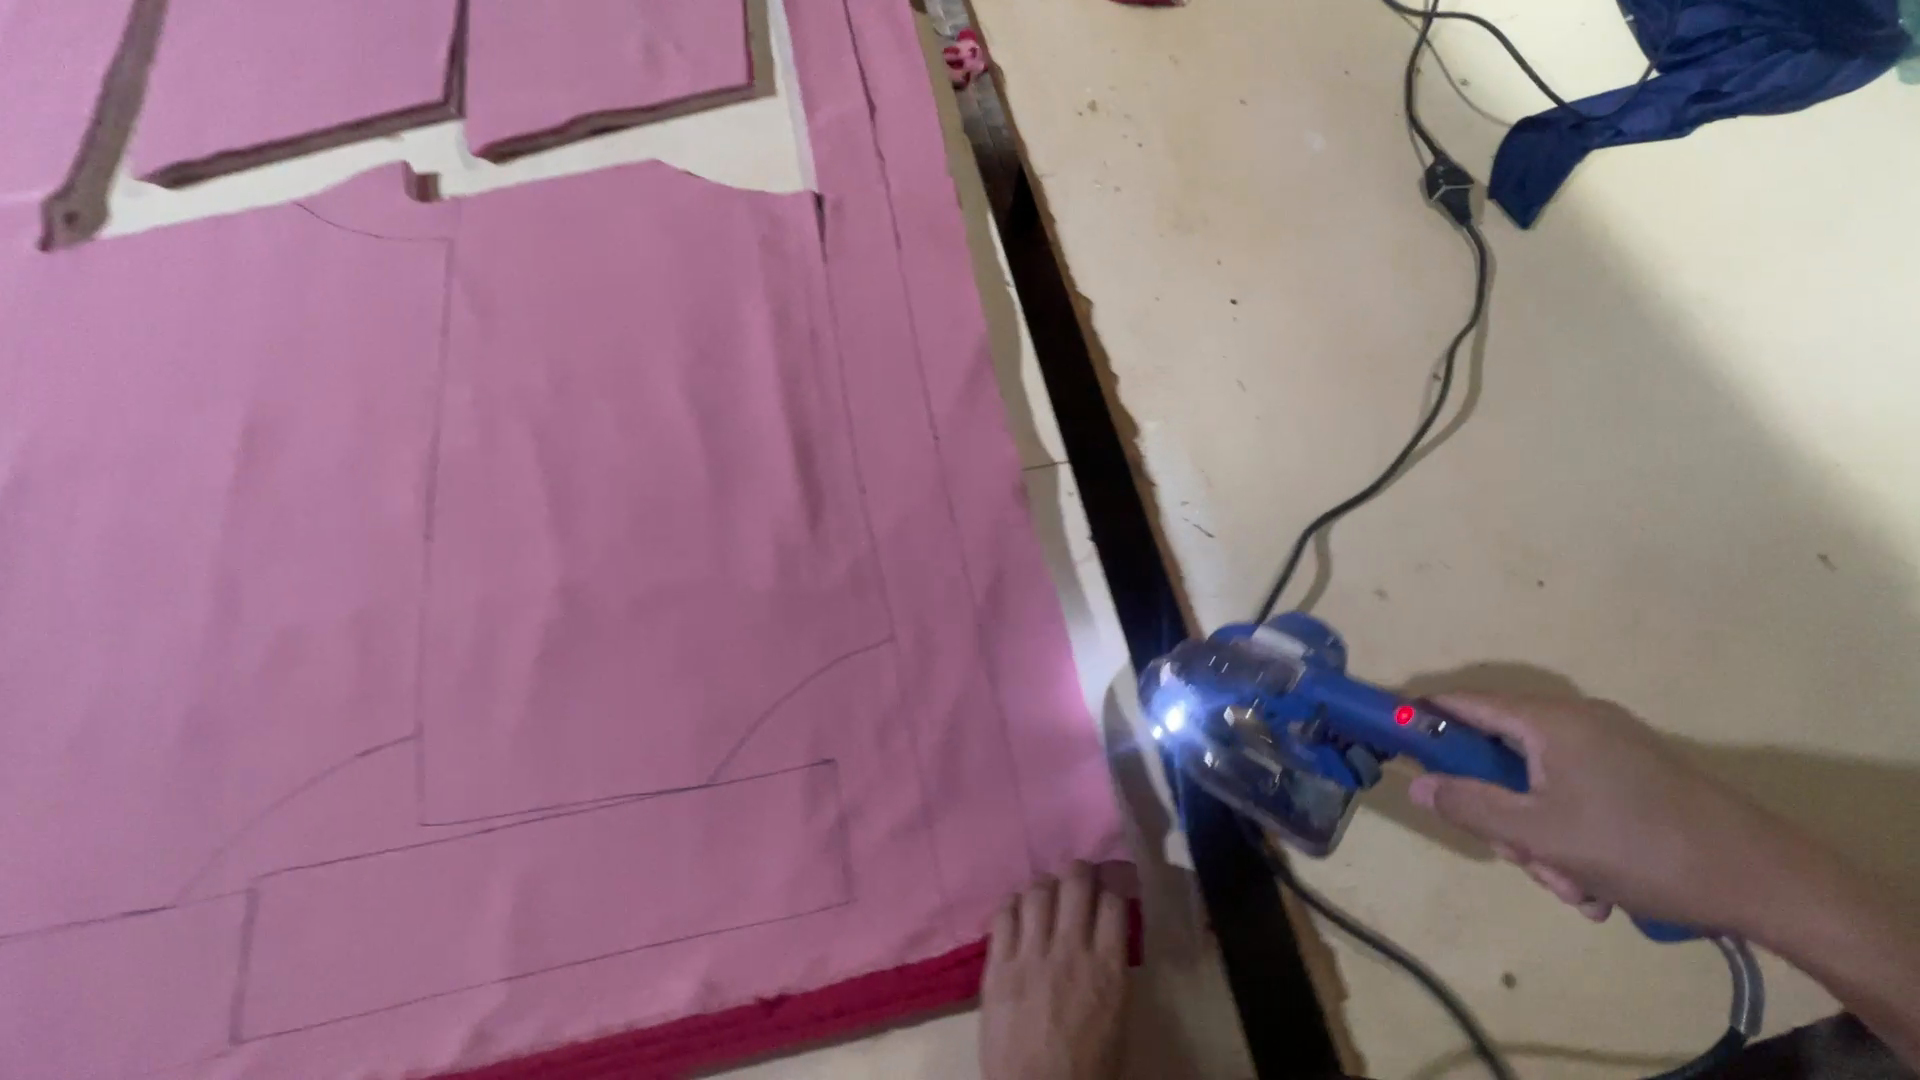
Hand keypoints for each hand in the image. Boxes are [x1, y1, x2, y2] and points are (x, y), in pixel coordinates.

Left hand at [979, 863, 1127, 1079]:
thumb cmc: (1088, 1071)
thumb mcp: (1117, 1020)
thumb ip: (1111, 971)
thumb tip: (1106, 937)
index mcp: (1108, 970)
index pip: (1114, 902)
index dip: (1115, 884)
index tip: (1112, 882)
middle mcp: (1071, 952)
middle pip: (1076, 883)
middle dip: (1081, 870)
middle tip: (1080, 874)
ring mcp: (1031, 956)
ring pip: (1038, 891)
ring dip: (1045, 884)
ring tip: (1047, 890)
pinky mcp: (998, 966)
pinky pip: (1003, 916)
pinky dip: (1012, 903)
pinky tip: (1017, 908)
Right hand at [1406, 693, 1793, 934]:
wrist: (1771, 883)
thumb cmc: (1639, 847)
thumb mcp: (1538, 834)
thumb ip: (1468, 805)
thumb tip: (1415, 782)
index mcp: (1550, 721)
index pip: (1463, 704)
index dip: (1422, 719)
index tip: (1392, 742)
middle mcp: (1579, 723)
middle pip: (1502, 756)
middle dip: (1500, 811)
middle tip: (1518, 854)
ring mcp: (1613, 749)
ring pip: (1538, 786)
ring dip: (1539, 837)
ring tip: (1572, 884)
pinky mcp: (1639, 778)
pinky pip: (1576, 797)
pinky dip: (1572, 837)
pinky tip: (1596, 884)